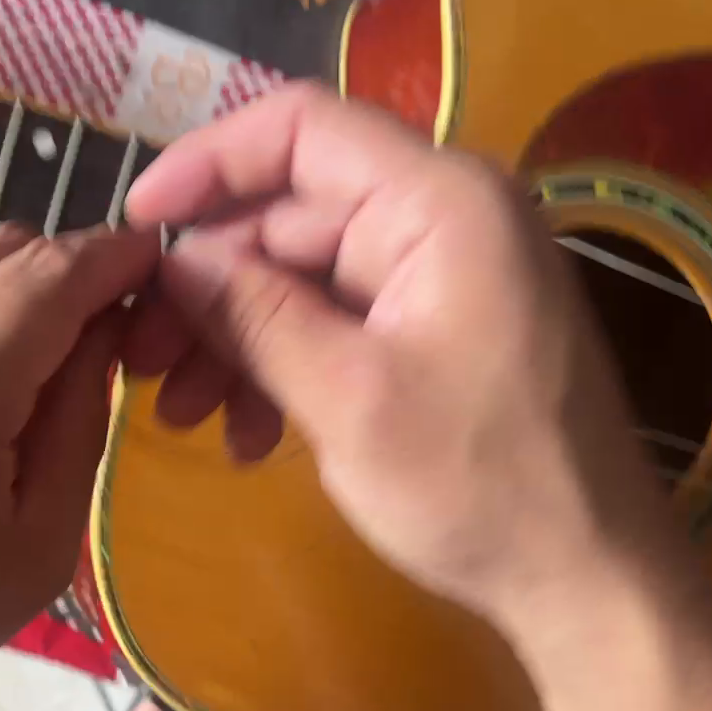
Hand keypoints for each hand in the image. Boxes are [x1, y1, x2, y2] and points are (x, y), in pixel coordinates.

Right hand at [123, 85, 676, 625]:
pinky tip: (245, 439)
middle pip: (282, 223)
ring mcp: (425, 284)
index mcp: (435, 206)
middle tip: (141, 360)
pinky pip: (321, 331)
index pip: (301, 132)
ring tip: (181, 415)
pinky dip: (270, 374)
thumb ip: (254, 316)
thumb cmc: (475, 486)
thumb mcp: (346, 398)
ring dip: (227, 343)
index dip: (206, 165)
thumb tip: (172, 261)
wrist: (577, 578)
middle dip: (203, 292)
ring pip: (289, 285)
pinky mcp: (416, 337)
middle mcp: (432, 224)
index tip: (134, 226)